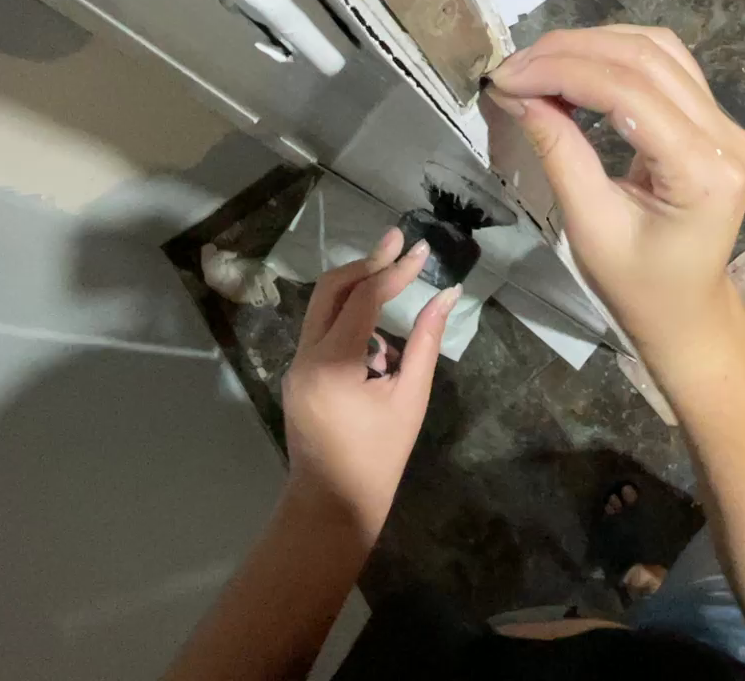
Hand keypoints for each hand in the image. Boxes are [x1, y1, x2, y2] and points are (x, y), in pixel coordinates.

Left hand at [279, 230, 459, 540]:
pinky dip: (351, 316)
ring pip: (322, 305)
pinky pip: (323, 329)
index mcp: (334, 362)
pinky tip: (382, 339)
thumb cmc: (380, 455)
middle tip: (398, 240)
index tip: (422, 249)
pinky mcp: (299, 373)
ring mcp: (297, 364)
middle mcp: (306, 355)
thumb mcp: (411, 396)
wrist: (332, 504)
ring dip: (358, 285)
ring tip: (396, 277)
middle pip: (331, 288)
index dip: (395, 270)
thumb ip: (426, 340)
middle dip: (367, 261)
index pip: (364, 298)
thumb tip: (447, 294)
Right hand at [484, 26, 744, 370]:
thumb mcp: (590, 226)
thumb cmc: (638, 285)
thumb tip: (516, 93)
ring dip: (593, 45)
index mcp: (703, 171)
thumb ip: (559, 152)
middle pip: (646, 58)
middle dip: (571, 52)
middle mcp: (726, 135)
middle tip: (513, 67)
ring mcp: (727, 123)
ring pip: (657, 49)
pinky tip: (577, 66)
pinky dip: (616, 55)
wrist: (686, 307)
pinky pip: (667, 64)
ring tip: (537, 63)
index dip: (561, 73)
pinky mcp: (715, 119)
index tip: (505, 77)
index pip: (628, 92)